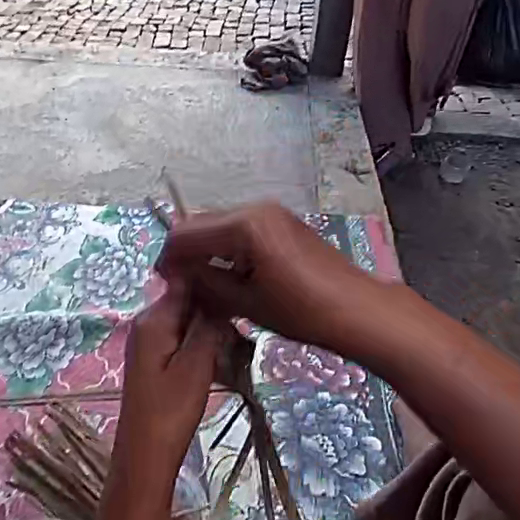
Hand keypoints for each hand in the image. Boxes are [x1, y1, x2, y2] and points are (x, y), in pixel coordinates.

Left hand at [116, 282, 231, 478]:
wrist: (145, 456)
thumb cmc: (171, 410)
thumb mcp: (197, 364)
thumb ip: (208, 325)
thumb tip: (220, 293)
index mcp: (154, 318)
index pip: (186, 281)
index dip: (213, 279)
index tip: (241, 284)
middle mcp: (147, 322)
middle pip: (185, 298)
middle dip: (214, 304)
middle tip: (244, 315)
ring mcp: (149, 341)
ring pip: (185, 318)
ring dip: (209, 324)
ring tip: (237, 333)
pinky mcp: (154, 358)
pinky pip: (181, 335)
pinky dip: (199, 339)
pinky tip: (219, 352)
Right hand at [155, 203, 381, 356]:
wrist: (356, 309)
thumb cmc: (302, 311)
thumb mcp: (245, 302)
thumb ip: (205, 282)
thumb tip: (177, 274)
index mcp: (245, 225)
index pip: (187, 233)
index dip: (169, 257)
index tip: (163, 282)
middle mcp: (256, 209)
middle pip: (203, 224)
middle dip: (188, 253)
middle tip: (181, 286)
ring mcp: (272, 212)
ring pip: (222, 227)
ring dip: (208, 251)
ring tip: (205, 285)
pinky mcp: (282, 222)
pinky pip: (242, 230)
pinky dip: (228, 249)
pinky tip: (231, 275)